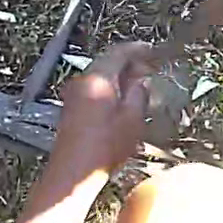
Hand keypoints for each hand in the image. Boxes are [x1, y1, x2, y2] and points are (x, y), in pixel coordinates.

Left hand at [51, 43, 153, 174]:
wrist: (72, 172)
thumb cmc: (105, 145)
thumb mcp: (132, 119)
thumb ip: (138, 93)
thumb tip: (140, 80)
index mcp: (97, 78)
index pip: (118, 53)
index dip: (137, 49)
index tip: (151, 50)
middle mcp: (82, 80)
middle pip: (107, 63)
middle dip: (129, 64)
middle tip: (149, 70)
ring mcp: (73, 94)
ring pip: (100, 76)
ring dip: (119, 78)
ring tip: (139, 87)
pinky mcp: (71, 108)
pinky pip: (93, 89)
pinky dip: (109, 89)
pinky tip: (121, 102)